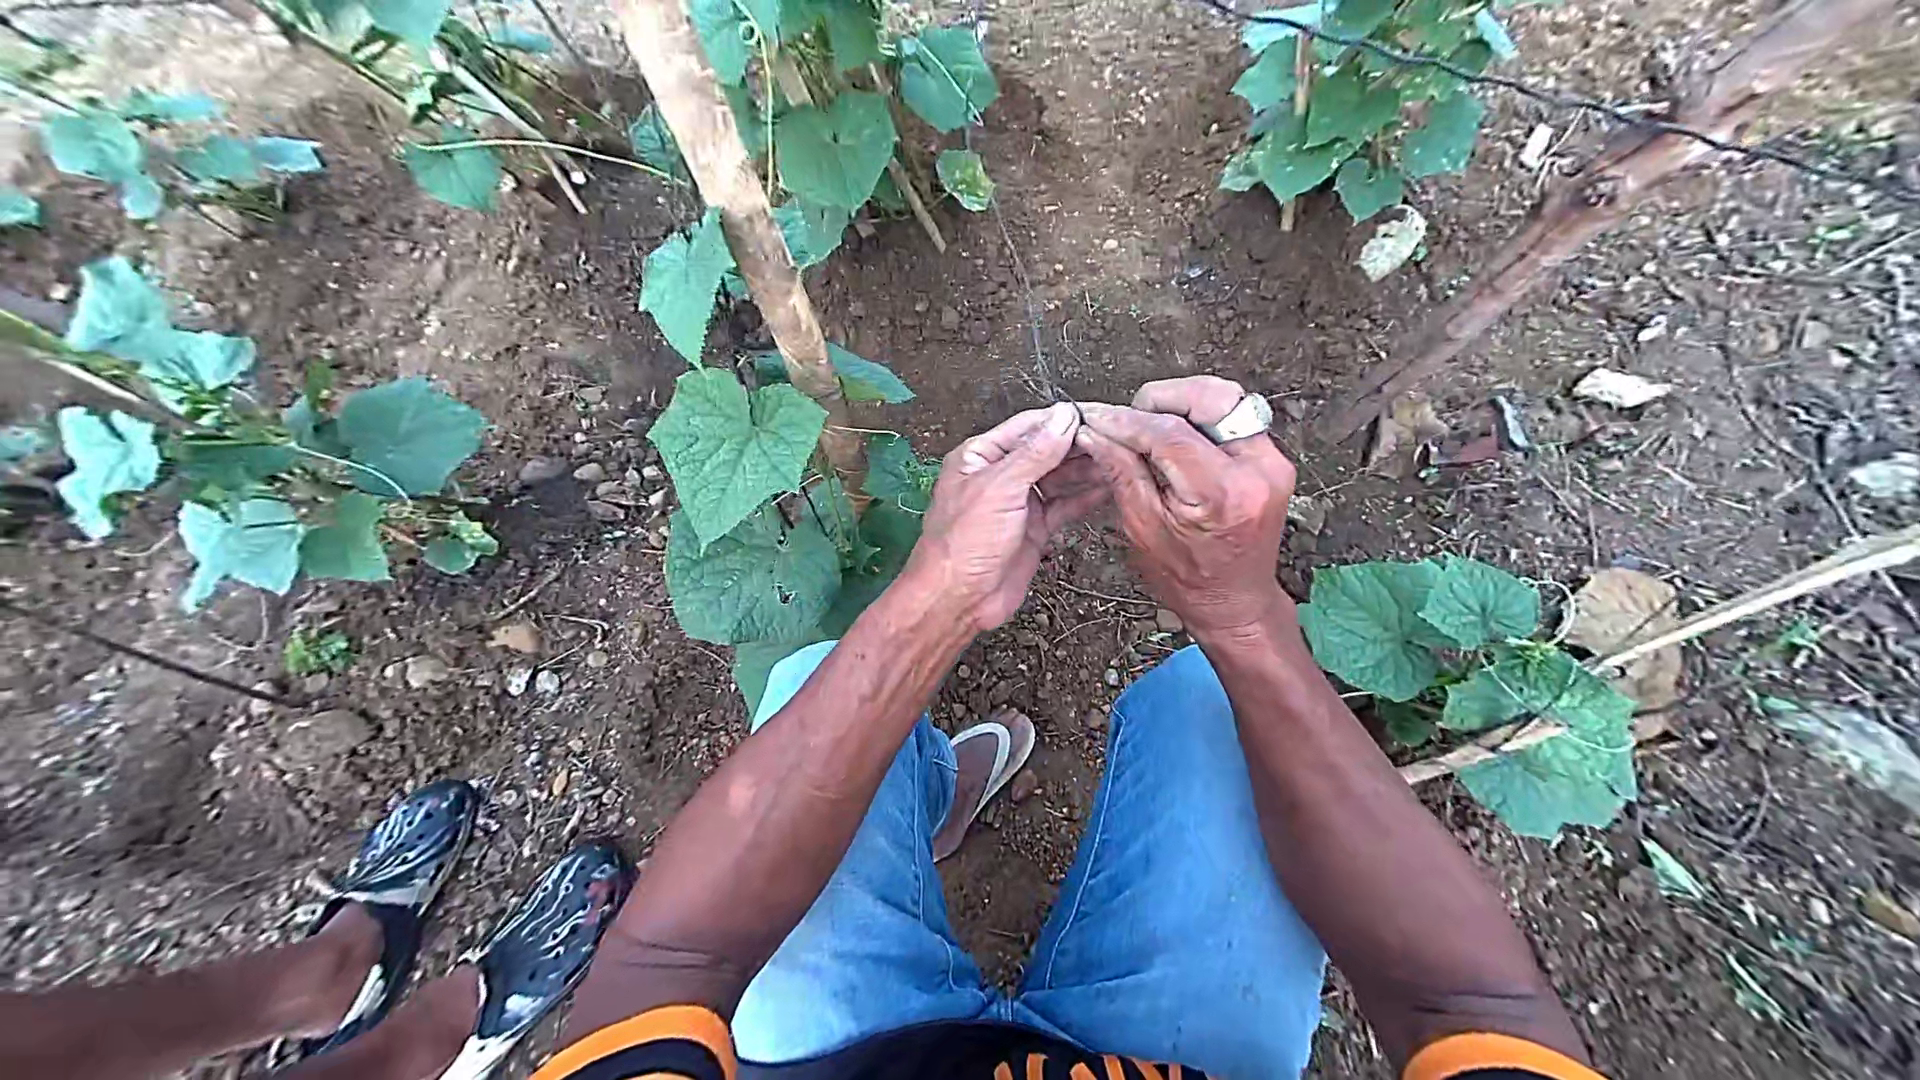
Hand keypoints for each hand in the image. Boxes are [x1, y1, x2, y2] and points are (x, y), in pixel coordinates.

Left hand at [903, 402, 1108, 633]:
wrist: (958, 598)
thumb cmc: (962, 542)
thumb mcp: (999, 488)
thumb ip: (1034, 453)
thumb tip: (1064, 416)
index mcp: (980, 456)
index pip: (1028, 427)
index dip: (1061, 420)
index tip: (1095, 414)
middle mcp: (1000, 476)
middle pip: (1046, 451)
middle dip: (1079, 445)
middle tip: (1116, 437)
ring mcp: (1018, 503)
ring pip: (1059, 478)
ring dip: (1087, 470)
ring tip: (1119, 458)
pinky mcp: (1034, 528)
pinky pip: (1064, 506)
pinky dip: (1085, 497)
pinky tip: (1109, 487)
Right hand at [1075, 376, 1296, 637]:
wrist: (1235, 601)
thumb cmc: (1190, 580)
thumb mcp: (1142, 530)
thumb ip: (1122, 472)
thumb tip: (1096, 434)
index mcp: (1224, 495)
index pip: (1169, 433)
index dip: (1125, 421)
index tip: (1097, 419)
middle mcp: (1259, 470)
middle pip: (1209, 397)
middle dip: (1159, 399)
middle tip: (1126, 421)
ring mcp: (1272, 461)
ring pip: (1223, 400)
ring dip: (1178, 406)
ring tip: (1147, 431)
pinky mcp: (1271, 459)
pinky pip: (1231, 417)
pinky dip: (1195, 419)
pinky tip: (1172, 439)